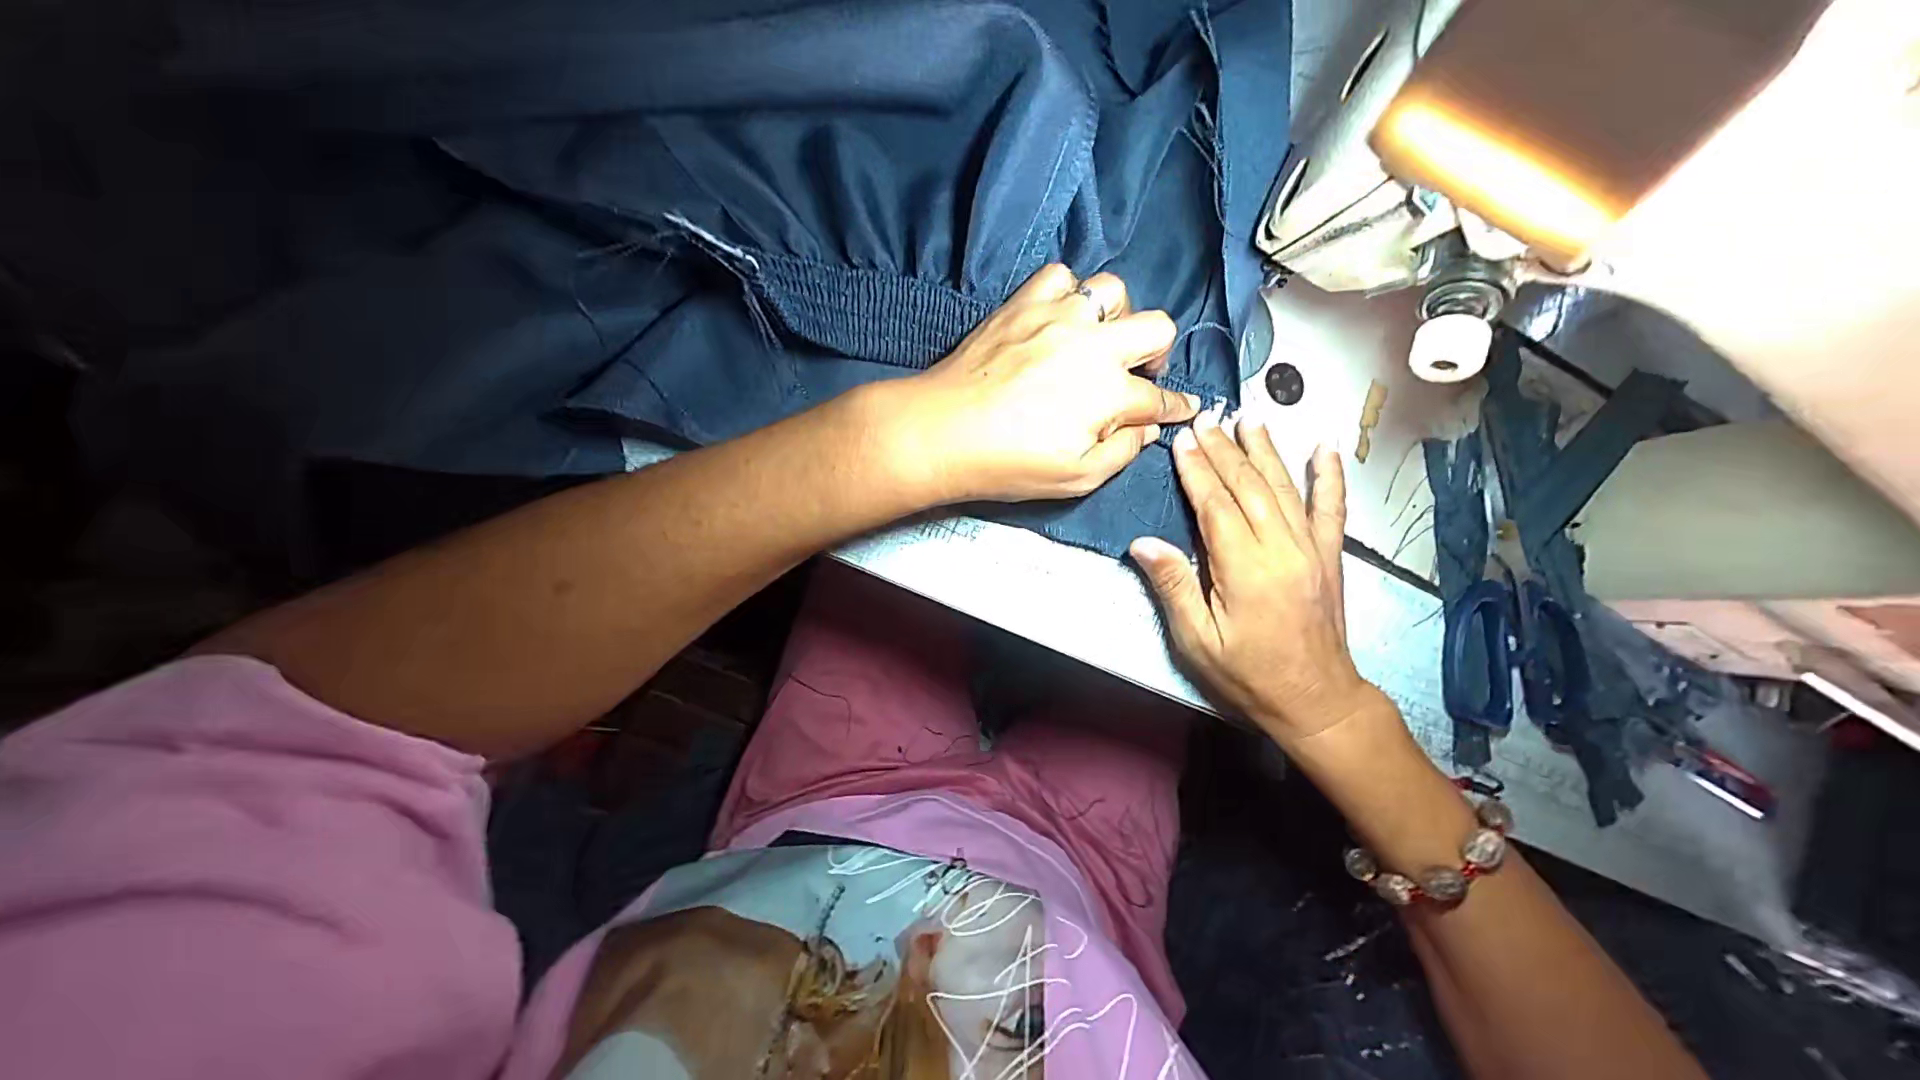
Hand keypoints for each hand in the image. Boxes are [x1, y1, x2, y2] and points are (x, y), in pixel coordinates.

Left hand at [882, 264, 1201, 502]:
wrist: (942, 431)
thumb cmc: (1007, 463)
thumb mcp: (1075, 478)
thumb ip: (1121, 453)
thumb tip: (1147, 429)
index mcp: (1108, 392)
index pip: (1159, 399)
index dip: (1176, 407)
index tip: (1184, 407)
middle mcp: (1092, 346)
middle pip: (1156, 328)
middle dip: (1158, 352)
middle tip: (1138, 372)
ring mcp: (1057, 317)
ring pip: (1112, 291)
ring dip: (1115, 316)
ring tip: (1097, 340)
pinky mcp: (1023, 304)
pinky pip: (1060, 276)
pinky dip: (1067, 292)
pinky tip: (1058, 317)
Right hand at [1130, 410, 1372, 741]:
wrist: (1316, 701)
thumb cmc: (1249, 676)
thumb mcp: (1198, 641)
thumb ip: (1173, 587)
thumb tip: (1144, 543)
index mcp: (1246, 570)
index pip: (1216, 506)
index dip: (1197, 472)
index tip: (1182, 442)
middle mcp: (1282, 550)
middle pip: (1248, 487)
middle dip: (1224, 451)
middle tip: (1205, 419)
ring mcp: (1311, 550)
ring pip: (1284, 488)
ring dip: (1265, 450)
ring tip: (1249, 418)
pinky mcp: (1329, 556)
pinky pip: (1331, 508)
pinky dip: (1328, 476)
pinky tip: (1325, 449)